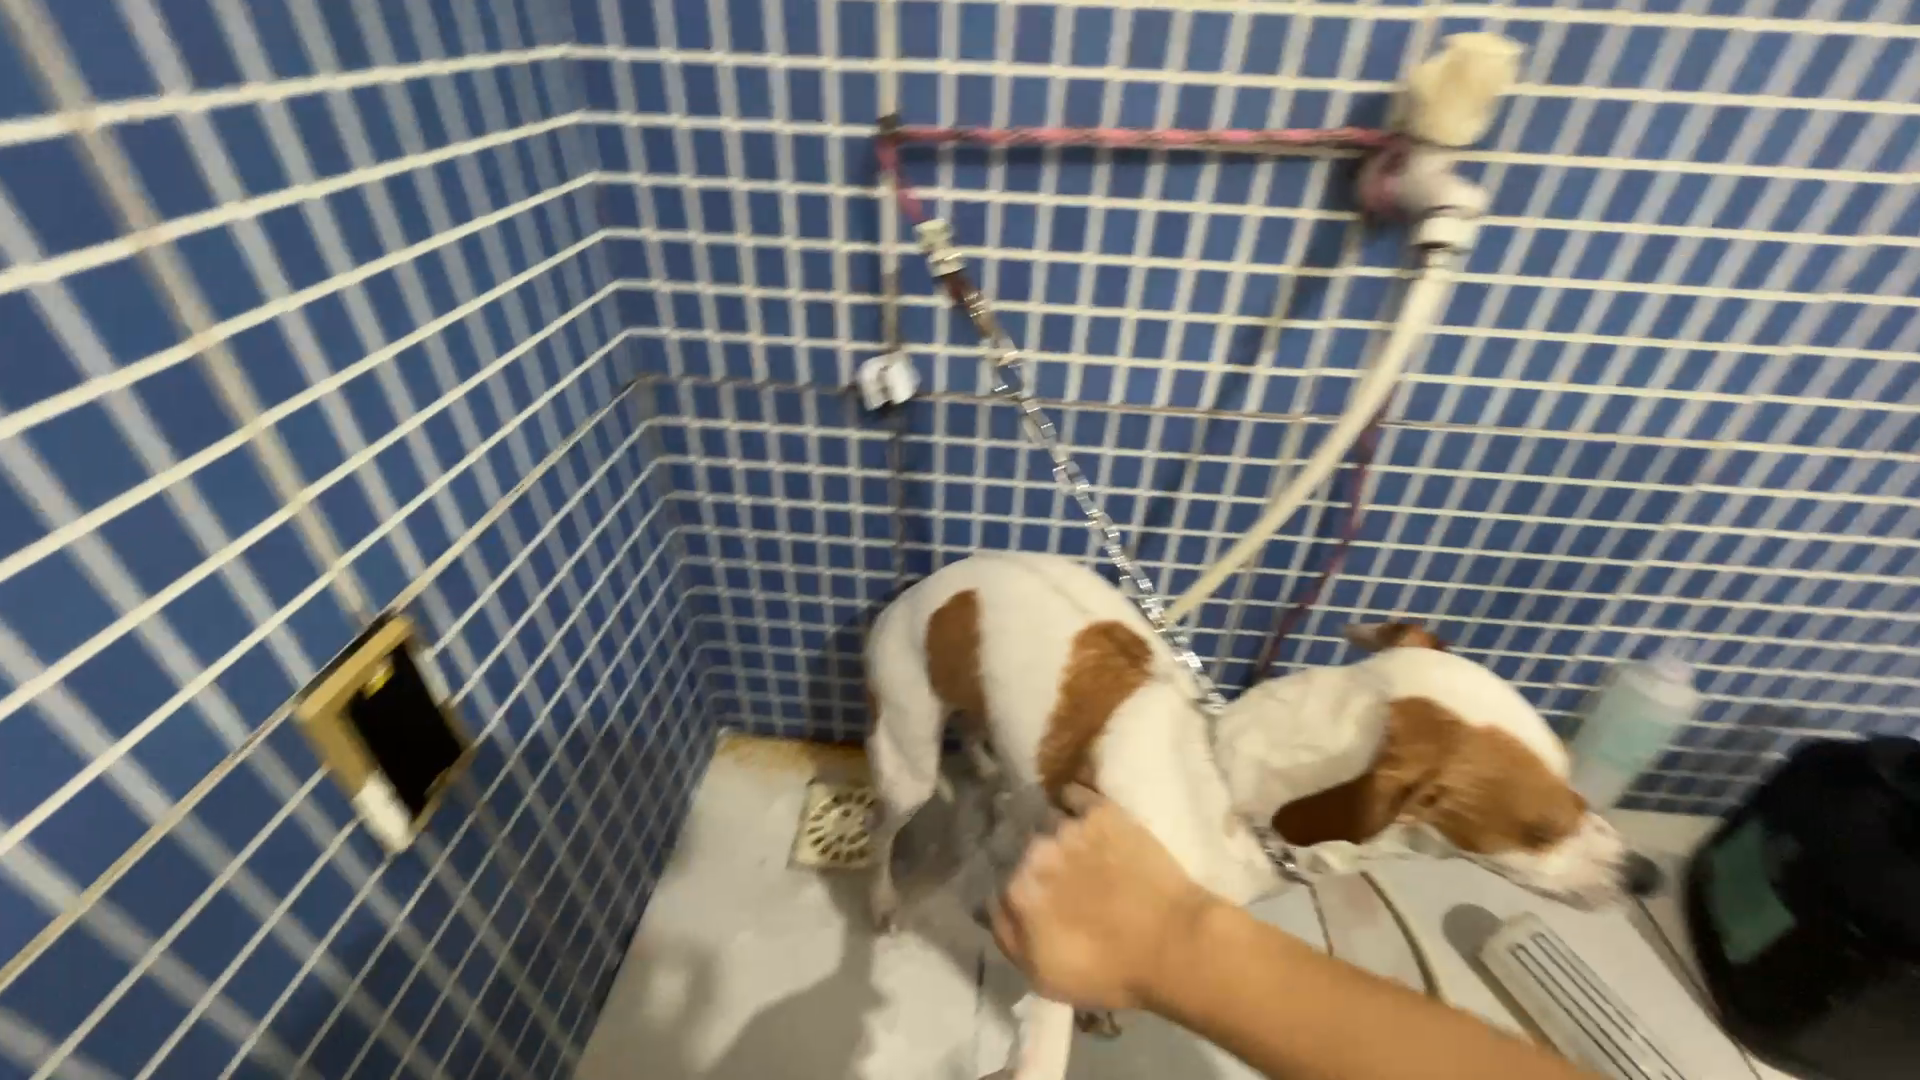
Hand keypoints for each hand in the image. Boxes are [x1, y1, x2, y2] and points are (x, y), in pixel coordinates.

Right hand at [990, 785, 1218, 1009]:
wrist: (1173, 944)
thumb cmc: (1109, 972)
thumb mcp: (1043, 976)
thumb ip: (1008, 936)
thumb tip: (995, 904)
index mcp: (1016, 891)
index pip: (1002, 883)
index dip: (1019, 892)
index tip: (1036, 901)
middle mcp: (1034, 851)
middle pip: (1024, 850)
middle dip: (1036, 861)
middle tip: (1060, 876)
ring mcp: (1068, 827)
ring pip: (1048, 821)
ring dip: (1055, 832)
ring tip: (1074, 843)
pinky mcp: (1101, 811)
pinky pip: (1074, 794)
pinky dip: (1072, 800)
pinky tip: (1080, 808)